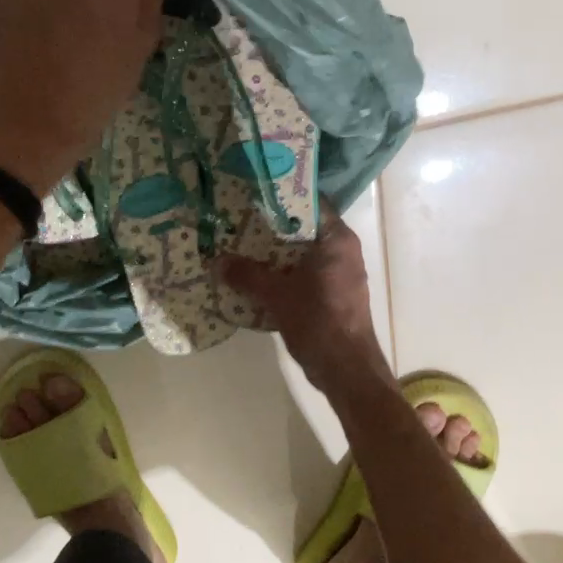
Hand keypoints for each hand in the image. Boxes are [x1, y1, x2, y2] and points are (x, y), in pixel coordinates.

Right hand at [219, 212, 394, 398]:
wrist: (345, 368)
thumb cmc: (317, 321)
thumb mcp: (276, 295)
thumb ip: (247, 275)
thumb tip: (217, 261)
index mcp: (336, 239)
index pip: (310, 203)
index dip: (281, 197)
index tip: (252, 195)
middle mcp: (343, 251)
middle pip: (303, 229)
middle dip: (271, 227)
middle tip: (237, 222)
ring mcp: (340, 274)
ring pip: (302, 254)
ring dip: (274, 254)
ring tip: (239, 248)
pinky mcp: (333, 295)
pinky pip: (304, 275)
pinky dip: (283, 274)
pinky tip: (255, 279)